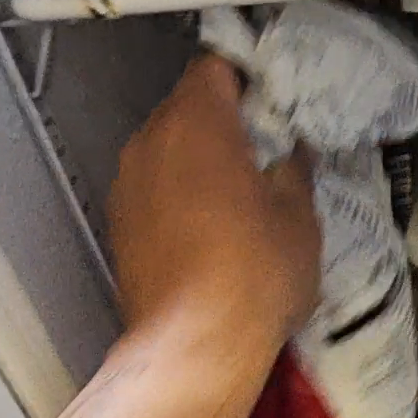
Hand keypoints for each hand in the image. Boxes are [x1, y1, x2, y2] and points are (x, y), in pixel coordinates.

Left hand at [108, 55, 319, 359]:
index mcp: (198, 123)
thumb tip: (293, 159)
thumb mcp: (300, 224)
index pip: (215, 71)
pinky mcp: (117, 228)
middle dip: (222, 133)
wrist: (196, 346)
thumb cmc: (256, 275)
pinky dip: (177, 207)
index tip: (271, 119)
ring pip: (166, 157)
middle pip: (186, 113)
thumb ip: (295, 176)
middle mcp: (150, 142)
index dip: (246, 88)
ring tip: (235, 214)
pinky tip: (207, 246)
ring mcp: (126, 186)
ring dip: (197, 172)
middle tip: (261, 169)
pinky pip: (152, 198)